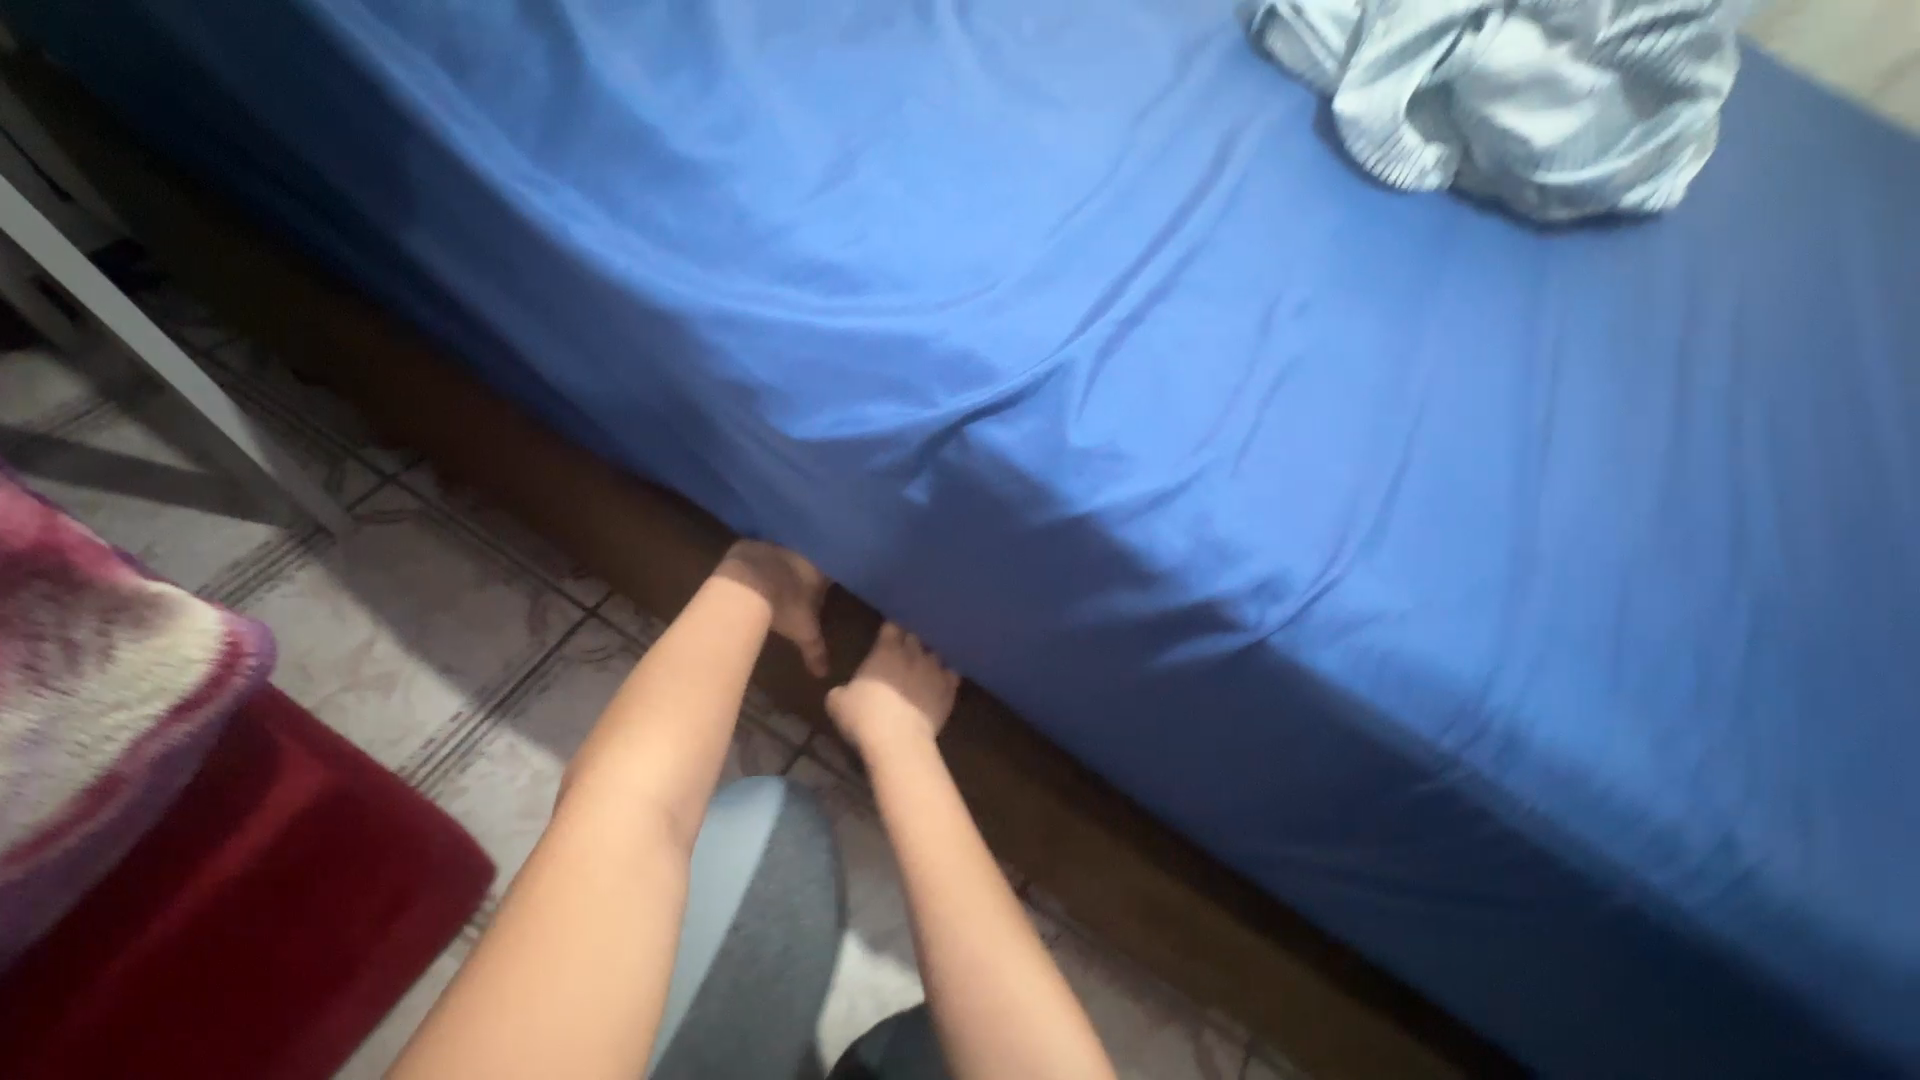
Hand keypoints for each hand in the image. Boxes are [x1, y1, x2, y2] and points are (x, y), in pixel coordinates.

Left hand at [716, 540, 830, 676]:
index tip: (829, 579)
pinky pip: (759, 544)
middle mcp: (803, 550)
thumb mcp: (804, 632)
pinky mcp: (751, 542)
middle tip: (804, 574)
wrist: (750, 586)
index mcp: (822, 568)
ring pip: (784, 546)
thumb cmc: (785, 607)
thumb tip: (823, 674)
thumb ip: (816, 651)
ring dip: (783, 554)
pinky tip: (756, 562)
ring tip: (780, 567)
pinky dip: (759, 551)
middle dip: (808, 562)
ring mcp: (776, 542)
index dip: (831, 572)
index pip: (833, 566)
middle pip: (810, 553)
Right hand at [827, 623, 960, 755]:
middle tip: (904, 651)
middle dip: (909, 641)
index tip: (887, 636)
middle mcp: (913, 654)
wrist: (898, 741)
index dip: (890, 631)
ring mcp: (934, 670)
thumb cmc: (863, 717)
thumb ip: (841, 690)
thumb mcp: (837, 703)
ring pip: (935, 653)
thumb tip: (842, 691)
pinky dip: (946, 676)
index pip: (891, 627)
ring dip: (929, 658)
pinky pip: (952, 674)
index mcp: (885, 651)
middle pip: (915, 637)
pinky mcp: (949, 690)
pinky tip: (942, 683)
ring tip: (924, 667)